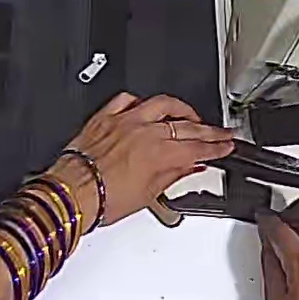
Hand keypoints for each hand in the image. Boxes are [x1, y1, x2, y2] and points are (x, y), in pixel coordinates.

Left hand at [48, 92, 234, 226]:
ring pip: (163, 104)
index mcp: (160, 153)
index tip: (227, 145)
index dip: (217, 146)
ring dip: (181, 108)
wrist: (71, 194)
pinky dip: (141, 101)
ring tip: (191, 115)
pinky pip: (128, 99)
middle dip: (210, 130)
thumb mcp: (148, 195)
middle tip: (221, 132)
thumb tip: (190, 166)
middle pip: (187, 125)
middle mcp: (145, 132)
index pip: (199, 147)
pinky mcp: (106, 117)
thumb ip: (174, 175)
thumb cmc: (103, 199)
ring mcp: (126, 121)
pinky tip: (146, 106)